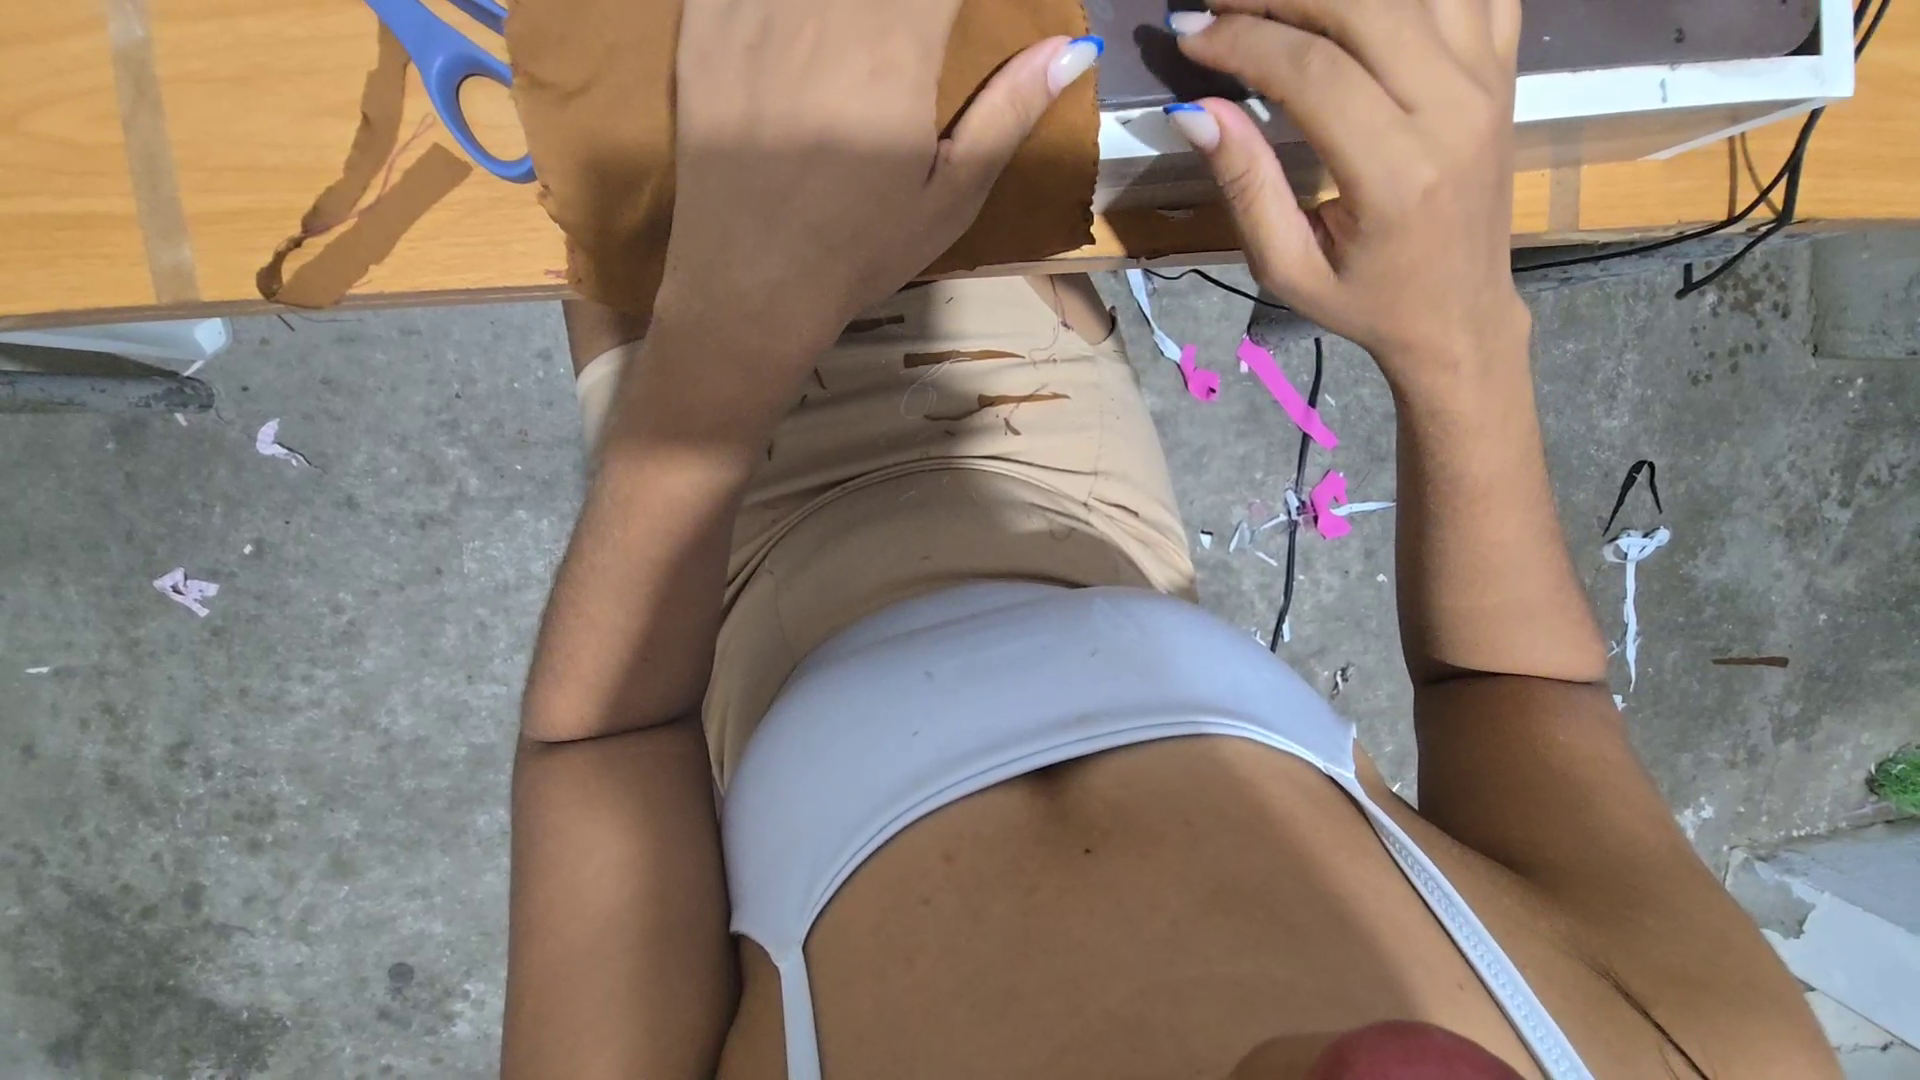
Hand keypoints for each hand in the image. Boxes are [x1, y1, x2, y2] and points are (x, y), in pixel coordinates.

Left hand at [656, 1, 1100, 372]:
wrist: (750, 286)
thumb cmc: (861, 252)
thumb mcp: (951, 198)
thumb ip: (1009, 113)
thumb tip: (1076, 49)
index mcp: (896, 45)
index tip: (963, 17)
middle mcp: (824, 6)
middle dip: (913, 1)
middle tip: (918, 35)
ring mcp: (754, 7)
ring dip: (858, 3)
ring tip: (869, 34)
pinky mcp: (705, 22)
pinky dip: (778, 2)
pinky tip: (806, 28)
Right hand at [1164, 0, 1529, 395]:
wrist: (1460, 312)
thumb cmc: (1365, 301)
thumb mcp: (1287, 268)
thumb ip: (1246, 186)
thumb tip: (1194, 111)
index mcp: (1396, 175)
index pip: (1313, 72)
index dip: (1244, 42)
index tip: (1190, 36)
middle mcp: (1455, 109)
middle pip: (1366, 4)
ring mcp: (1490, 78)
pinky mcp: (1505, 64)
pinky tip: (1356, 2)